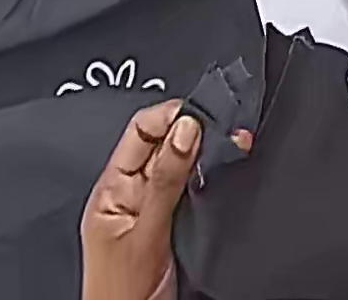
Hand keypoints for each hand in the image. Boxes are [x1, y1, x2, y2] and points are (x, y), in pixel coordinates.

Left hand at [79, 101, 254, 299]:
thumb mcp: (144, 235)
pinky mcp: (182, 225)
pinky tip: (229, 167)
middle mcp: (136, 192)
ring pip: (187, 164)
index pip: (142, 130)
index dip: (170, 115)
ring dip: (209, 152)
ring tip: (233, 142)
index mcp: (114, 187)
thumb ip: (164, 180)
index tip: (201, 112)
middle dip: (196, 130)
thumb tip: (186, 127)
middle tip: (226, 125)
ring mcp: (159, 208)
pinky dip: (215, 175)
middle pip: (167, 143)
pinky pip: (199, 188)